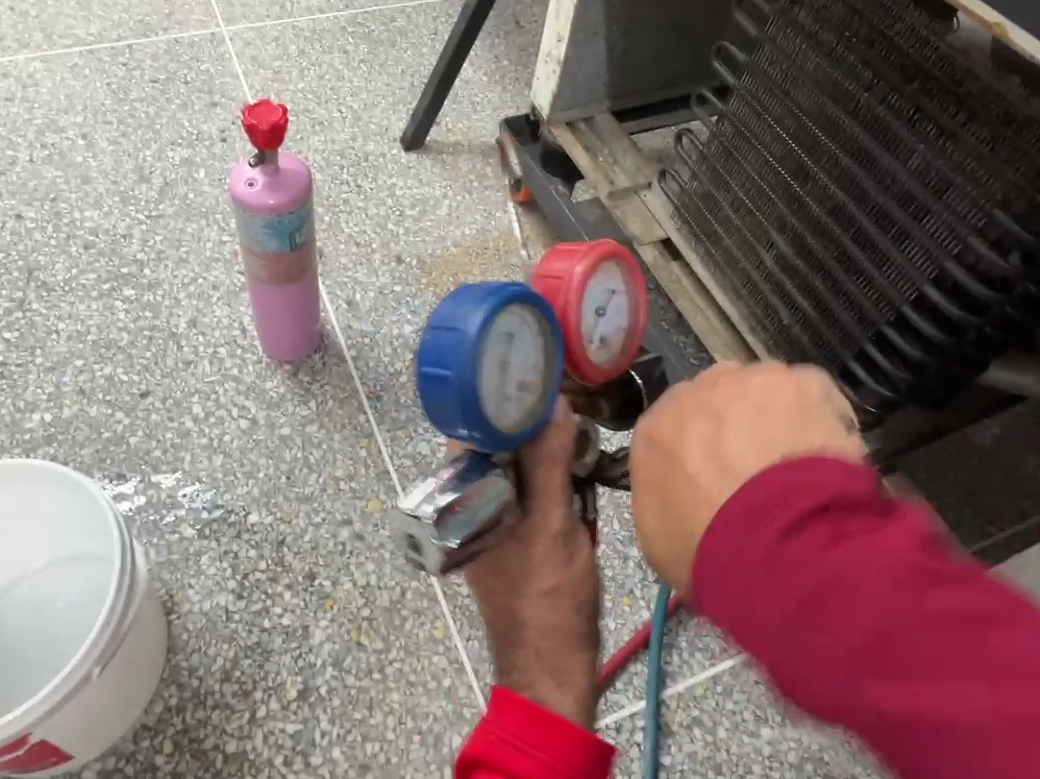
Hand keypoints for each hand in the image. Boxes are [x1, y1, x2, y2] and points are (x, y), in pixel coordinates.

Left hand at [459, 400, 600, 726]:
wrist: (553, 665)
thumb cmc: (547, 597)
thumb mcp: (552, 524)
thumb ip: (550, 462)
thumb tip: (554, 403)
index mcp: (464, 497)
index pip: (470, 430)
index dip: (497, 399)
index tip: (530, 373)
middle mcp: (471, 502)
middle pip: (494, 443)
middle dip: (526, 418)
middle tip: (561, 390)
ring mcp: (494, 516)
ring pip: (515, 462)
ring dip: (542, 442)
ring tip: (571, 414)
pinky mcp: (517, 528)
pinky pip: (529, 485)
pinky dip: (550, 469)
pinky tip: (576, 455)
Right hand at [630, 361, 862, 591]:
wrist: (777, 549)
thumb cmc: (708, 552)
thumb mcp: (656, 532)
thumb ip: (661, 490)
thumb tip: (682, 486)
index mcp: (656, 427)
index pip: (677, 423)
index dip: (704, 445)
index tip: (722, 471)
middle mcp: (697, 391)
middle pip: (718, 396)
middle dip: (738, 423)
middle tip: (762, 465)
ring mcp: (751, 381)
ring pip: (765, 388)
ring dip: (778, 414)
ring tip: (801, 461)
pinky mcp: (803, 383)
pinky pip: (812, 392)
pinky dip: (821, 416)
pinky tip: (830, 453)